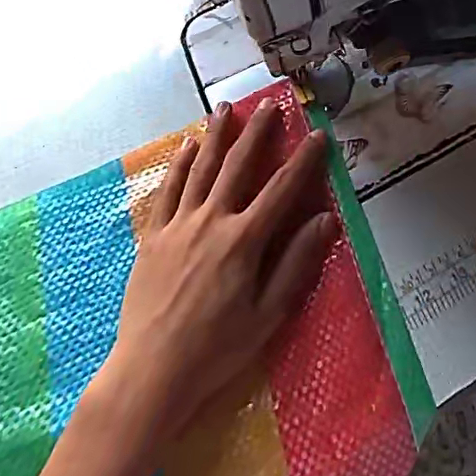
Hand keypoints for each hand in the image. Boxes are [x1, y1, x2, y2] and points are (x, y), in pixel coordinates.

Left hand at [100, 98, 333, 443]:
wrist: (150, 372)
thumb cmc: (215, 348)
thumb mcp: (267, 314)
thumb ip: (296, 263)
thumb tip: (326, 220)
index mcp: (244, 240)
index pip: (281, 189)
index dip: (303, 160)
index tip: (317, 135)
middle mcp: (212, 221)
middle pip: (238, 165)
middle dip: (257, 131)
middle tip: (269, 103)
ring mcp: (178, 225)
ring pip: (200, 169)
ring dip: (216, 135)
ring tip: (224, 107)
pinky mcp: (153, 236)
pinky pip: (168, 190)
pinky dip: (178, 165)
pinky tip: (186, 146)